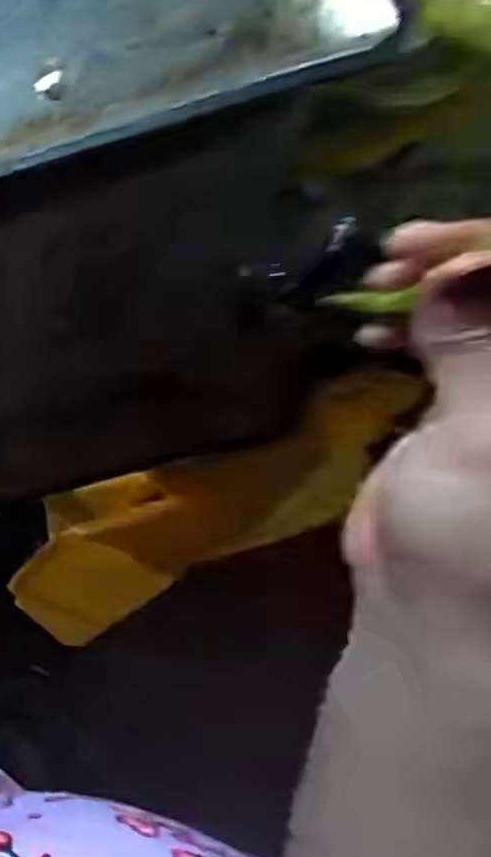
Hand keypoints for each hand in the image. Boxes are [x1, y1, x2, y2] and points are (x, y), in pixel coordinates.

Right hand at [345, 219, 490, 581]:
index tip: (429, 253)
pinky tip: (379, 329)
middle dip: (481, 257)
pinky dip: (423, 327)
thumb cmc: (483, 536)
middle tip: (393, 257)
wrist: (448, 604)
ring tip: (377, 285)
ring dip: (448, 285)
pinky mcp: (484, 404)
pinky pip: (464, 342)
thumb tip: (460, 276)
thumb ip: (489, 356)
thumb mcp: (489, 444)